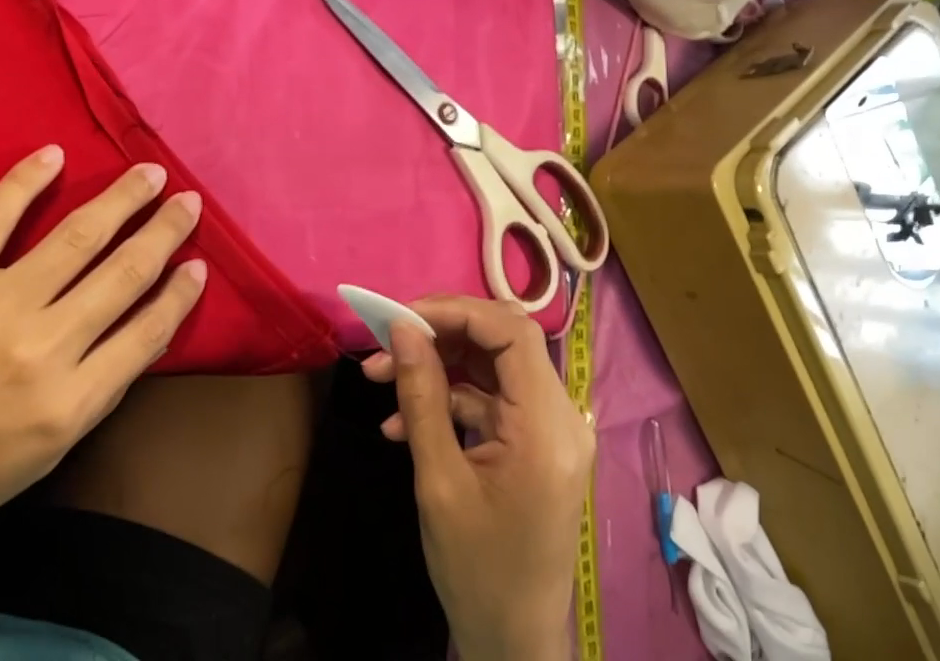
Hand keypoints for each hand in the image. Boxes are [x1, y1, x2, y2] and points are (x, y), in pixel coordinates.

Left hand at [0, 145, 207, 569]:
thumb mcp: (41, 457)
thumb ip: (89, 396)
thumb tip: (127, 338)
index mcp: (72, 403)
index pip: (147, 333)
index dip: (180, 295)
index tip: (199, 265)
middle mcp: (45, 349)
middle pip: (124, 274)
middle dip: (164, 233)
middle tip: (188, 200)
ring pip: (76, 239)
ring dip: (120, 201)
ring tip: (149, 174)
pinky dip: (25, 182)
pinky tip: (53, 156)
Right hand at [362, 298, 592, 660]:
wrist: (514, 637)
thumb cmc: (476, 567)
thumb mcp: (438, 479)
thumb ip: (422, 397)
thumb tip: (401, 331)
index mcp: (546, 427)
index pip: (511, 332)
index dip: (454, 311)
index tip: (399, 318)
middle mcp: (561, 419)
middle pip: (502, 343)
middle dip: (438, 336)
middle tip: (380, 348)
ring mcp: (552, 432)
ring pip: (491, 369)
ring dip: (436, 369)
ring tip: (378, 383)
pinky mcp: (537, 446)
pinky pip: (491, 402)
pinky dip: (449, 402)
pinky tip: (402, 426)